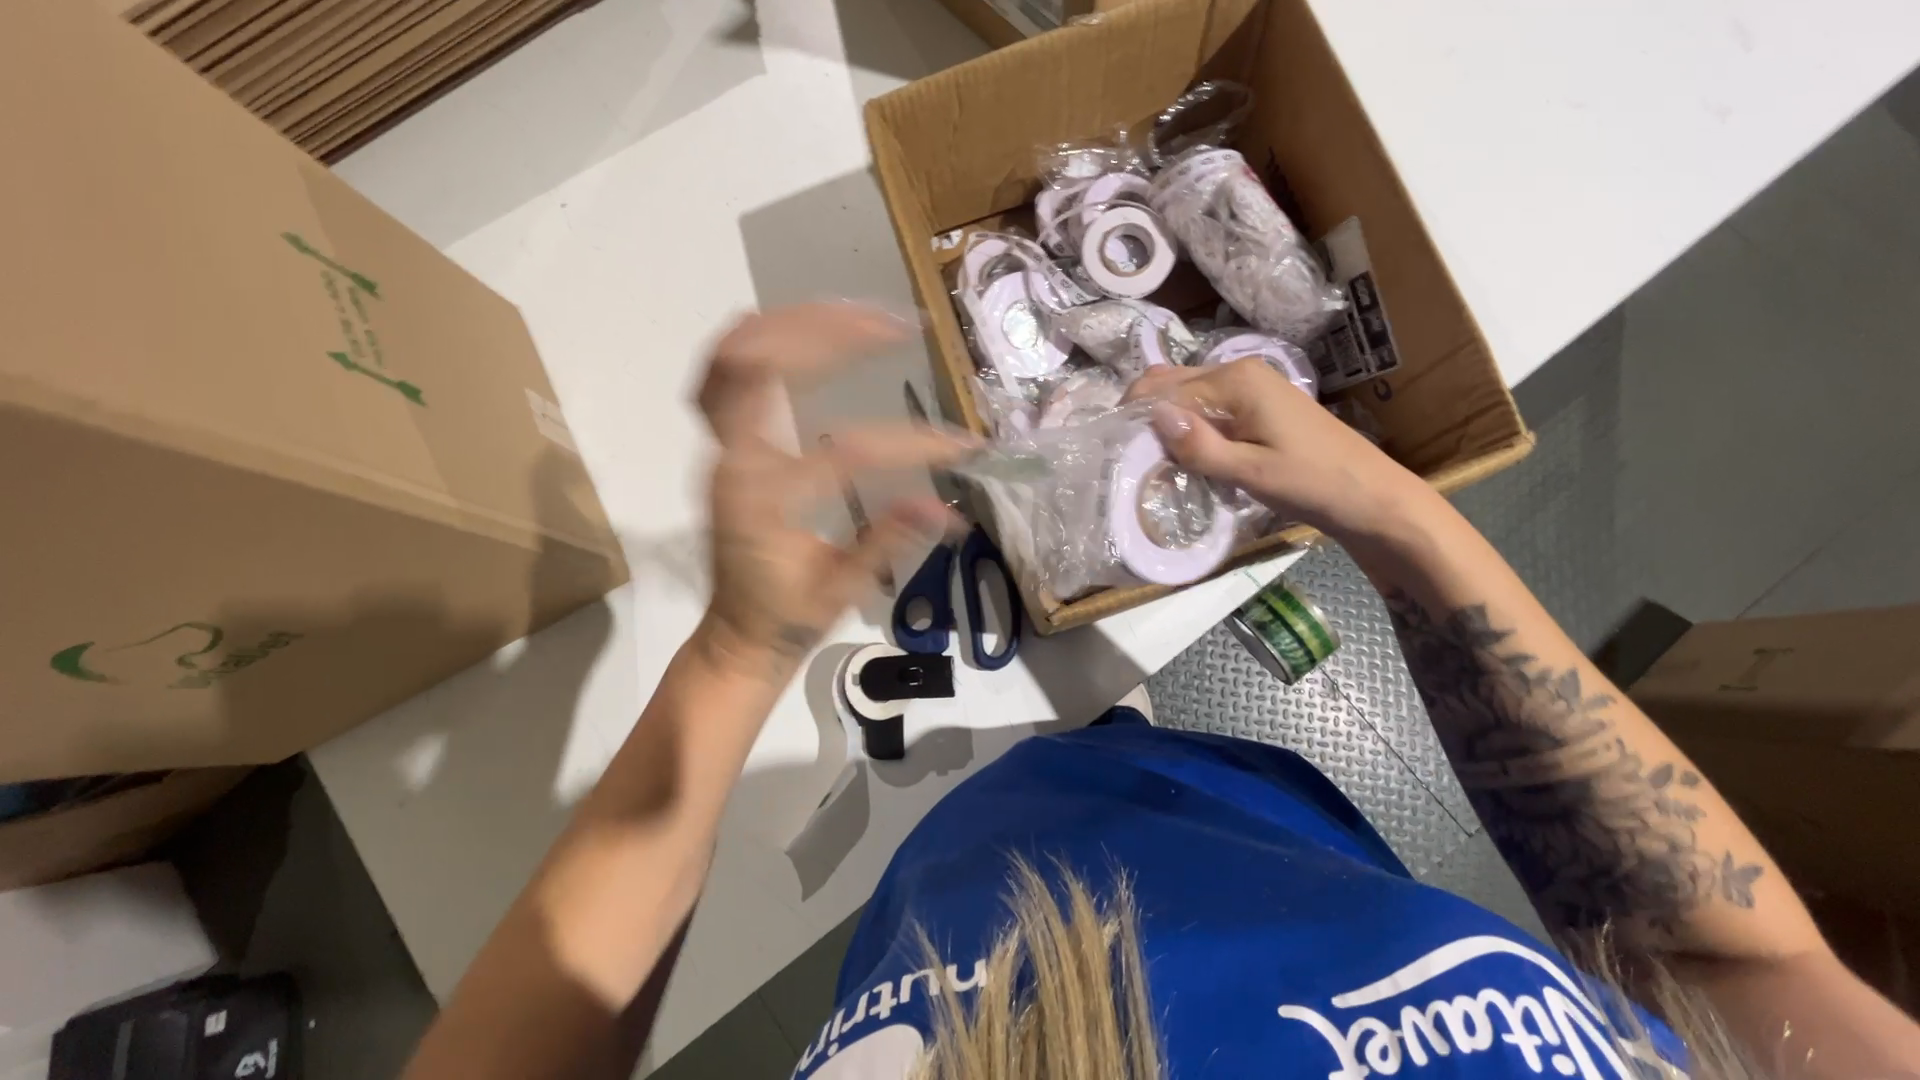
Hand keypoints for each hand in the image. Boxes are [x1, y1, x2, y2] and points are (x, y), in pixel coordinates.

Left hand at [693, 304, 970, 676]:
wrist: (736, 634)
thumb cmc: (788, 616)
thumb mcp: (842, 590)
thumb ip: (888, 542)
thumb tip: (949, 511)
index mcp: (763, 502)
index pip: (844, 451)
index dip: (909, 444)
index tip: (962, 446)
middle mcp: (732, 461)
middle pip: (757, 364)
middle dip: (828, 333)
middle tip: (894, 325)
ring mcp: (719, 446)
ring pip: (733, 357)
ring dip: (793, 324)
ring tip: (857, 314)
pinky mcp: (722, 444)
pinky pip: (723, 375)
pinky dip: (759, 342)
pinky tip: (801, 329)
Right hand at [1124, 358, 1422, 537]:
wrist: (1371, 498)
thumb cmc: (1313, 484)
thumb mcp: (1250, 472)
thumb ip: (1200, 446)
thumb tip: (1152, 416)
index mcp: (1236, 381)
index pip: (1163, 390)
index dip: (1136, 420)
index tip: (1120, 456)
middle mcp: (1240, 372)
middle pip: (1171, 385)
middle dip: (1146, 417)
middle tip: (1132, 460)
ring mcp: (1251, 387)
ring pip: (1187, 397)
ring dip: (1167, 424)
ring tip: (1155, 462)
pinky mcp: (1258, 406)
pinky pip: (1208, 409)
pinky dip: (1190, 429)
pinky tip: (1188, 458)